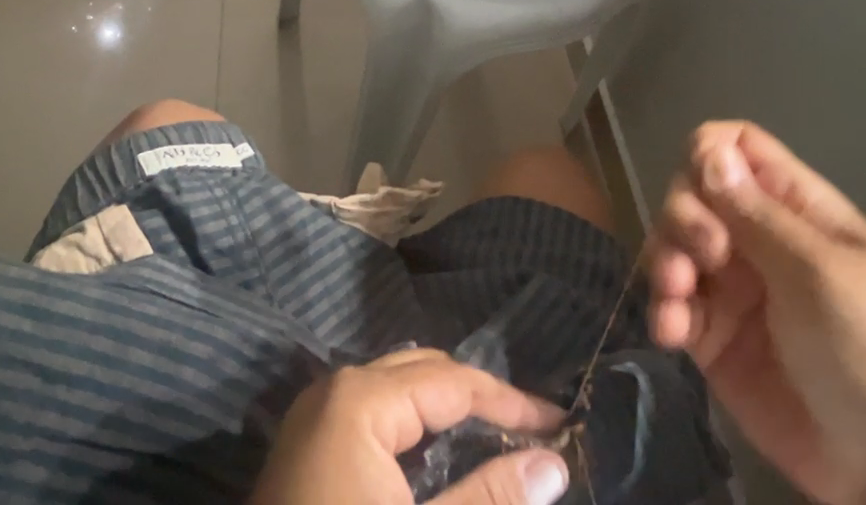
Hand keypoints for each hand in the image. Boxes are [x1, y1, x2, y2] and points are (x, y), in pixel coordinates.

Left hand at [250, 347, 571, 504]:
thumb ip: (490, 496)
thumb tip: (553, 466)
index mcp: (359, 399)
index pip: (454, 382)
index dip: (511, 403)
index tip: (559, 426)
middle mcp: (334, 390)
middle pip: (424, 372)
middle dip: (478, 397)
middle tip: (529, 429)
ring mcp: (314, 416)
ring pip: (397, 388)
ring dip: (446, 408)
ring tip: (494, 434)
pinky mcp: (306, 445)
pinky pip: (371, 413)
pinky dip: (411, 426)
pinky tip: (437, 453)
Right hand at [645, 122, 865, 504]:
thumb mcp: (820, 273)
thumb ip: (757, 214)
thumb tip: (708, 149)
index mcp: (799, 211)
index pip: (741, 149)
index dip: (709, 151)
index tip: (697, 181)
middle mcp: (760, 239)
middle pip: (695, 193)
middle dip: (684, 216)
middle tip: (704, 257)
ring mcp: (734, 288)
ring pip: (673, 243)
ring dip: (664, 261)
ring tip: (677, 298)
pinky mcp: (712, 337)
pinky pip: (671, 303)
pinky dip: (662, 309)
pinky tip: (672, 332)